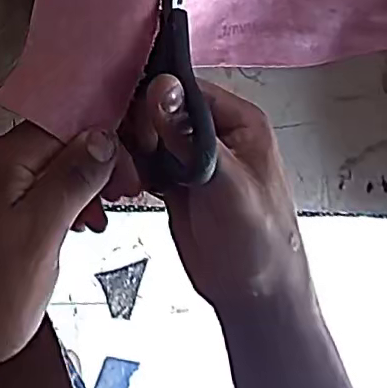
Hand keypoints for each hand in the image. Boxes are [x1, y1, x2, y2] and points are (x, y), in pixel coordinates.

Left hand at [0, 122, 117, 383]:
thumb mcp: (40, 233)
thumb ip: (72, 179)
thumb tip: (102, 138)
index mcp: (7, 158)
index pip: (68, 122)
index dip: (104, 141)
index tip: (127, 170)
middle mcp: (0, 163)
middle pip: (62, 140)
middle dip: (98, 162)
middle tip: (124, 192)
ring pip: (55, 165)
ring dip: (86, 182)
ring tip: (103, 214)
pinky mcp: (0, 210)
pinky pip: (42, 188)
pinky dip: (67, 200)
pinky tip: (80, 223)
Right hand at [120, 75, 310, 316]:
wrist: (253, 299)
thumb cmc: (260, 243)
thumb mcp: (225, 183)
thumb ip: (192, 136)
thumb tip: (163, 88)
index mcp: (238, 120)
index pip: (187, 88)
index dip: (157, 98)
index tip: (136, 119)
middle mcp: (214, 131)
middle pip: (162, 107)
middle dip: (140, 127)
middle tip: (130, 151)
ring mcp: (192, 155)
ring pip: (148, 132)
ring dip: (131, 148)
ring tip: (126, 170)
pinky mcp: (174, 177)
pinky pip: (143, 158)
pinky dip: (130, 167)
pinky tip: (127, 181)